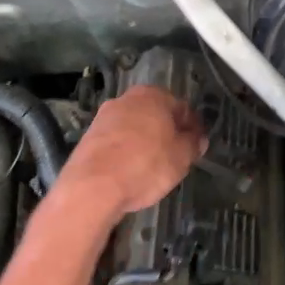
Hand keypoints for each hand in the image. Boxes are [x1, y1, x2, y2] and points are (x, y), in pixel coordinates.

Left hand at [63, 85, 207, 212]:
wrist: (91, 189)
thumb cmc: (145, 165)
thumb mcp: (181, 158)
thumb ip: (193, 144)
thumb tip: (198, 139)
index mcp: (153, 95)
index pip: (181, 108)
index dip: (191, 128)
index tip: (195, 145)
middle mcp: (126, 99)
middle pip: (154, 115)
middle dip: (165, 132)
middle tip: (174, 156)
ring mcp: (102, 118)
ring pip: (132, 128)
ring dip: (143, 142)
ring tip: (150, 167)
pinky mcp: (86, 139)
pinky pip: (114, 143)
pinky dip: (124, 153)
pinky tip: (128, 173)